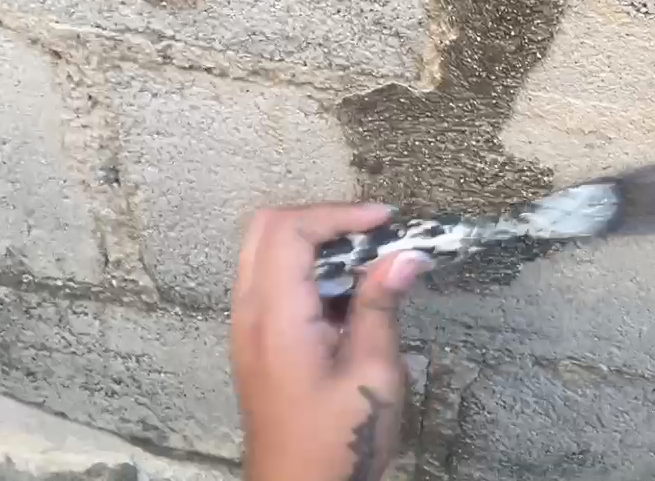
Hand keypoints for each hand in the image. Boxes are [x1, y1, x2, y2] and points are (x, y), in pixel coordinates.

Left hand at [231, 203, 431, 480]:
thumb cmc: (339, 440)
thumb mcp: (371, 371)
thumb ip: (381, 304)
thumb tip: (407, 253)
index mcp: (275, 319)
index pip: (290, 231)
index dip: (339, 213)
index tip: (385, 222)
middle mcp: (249, 314)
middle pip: (266, 227)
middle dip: (321, 215)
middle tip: (369, 229)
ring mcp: (246, 327)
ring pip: (263, 248)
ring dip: (313, 237)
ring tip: (364, 253)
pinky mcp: (255, 339)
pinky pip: (269, 275)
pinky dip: (305, 262)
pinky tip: (345, 286)